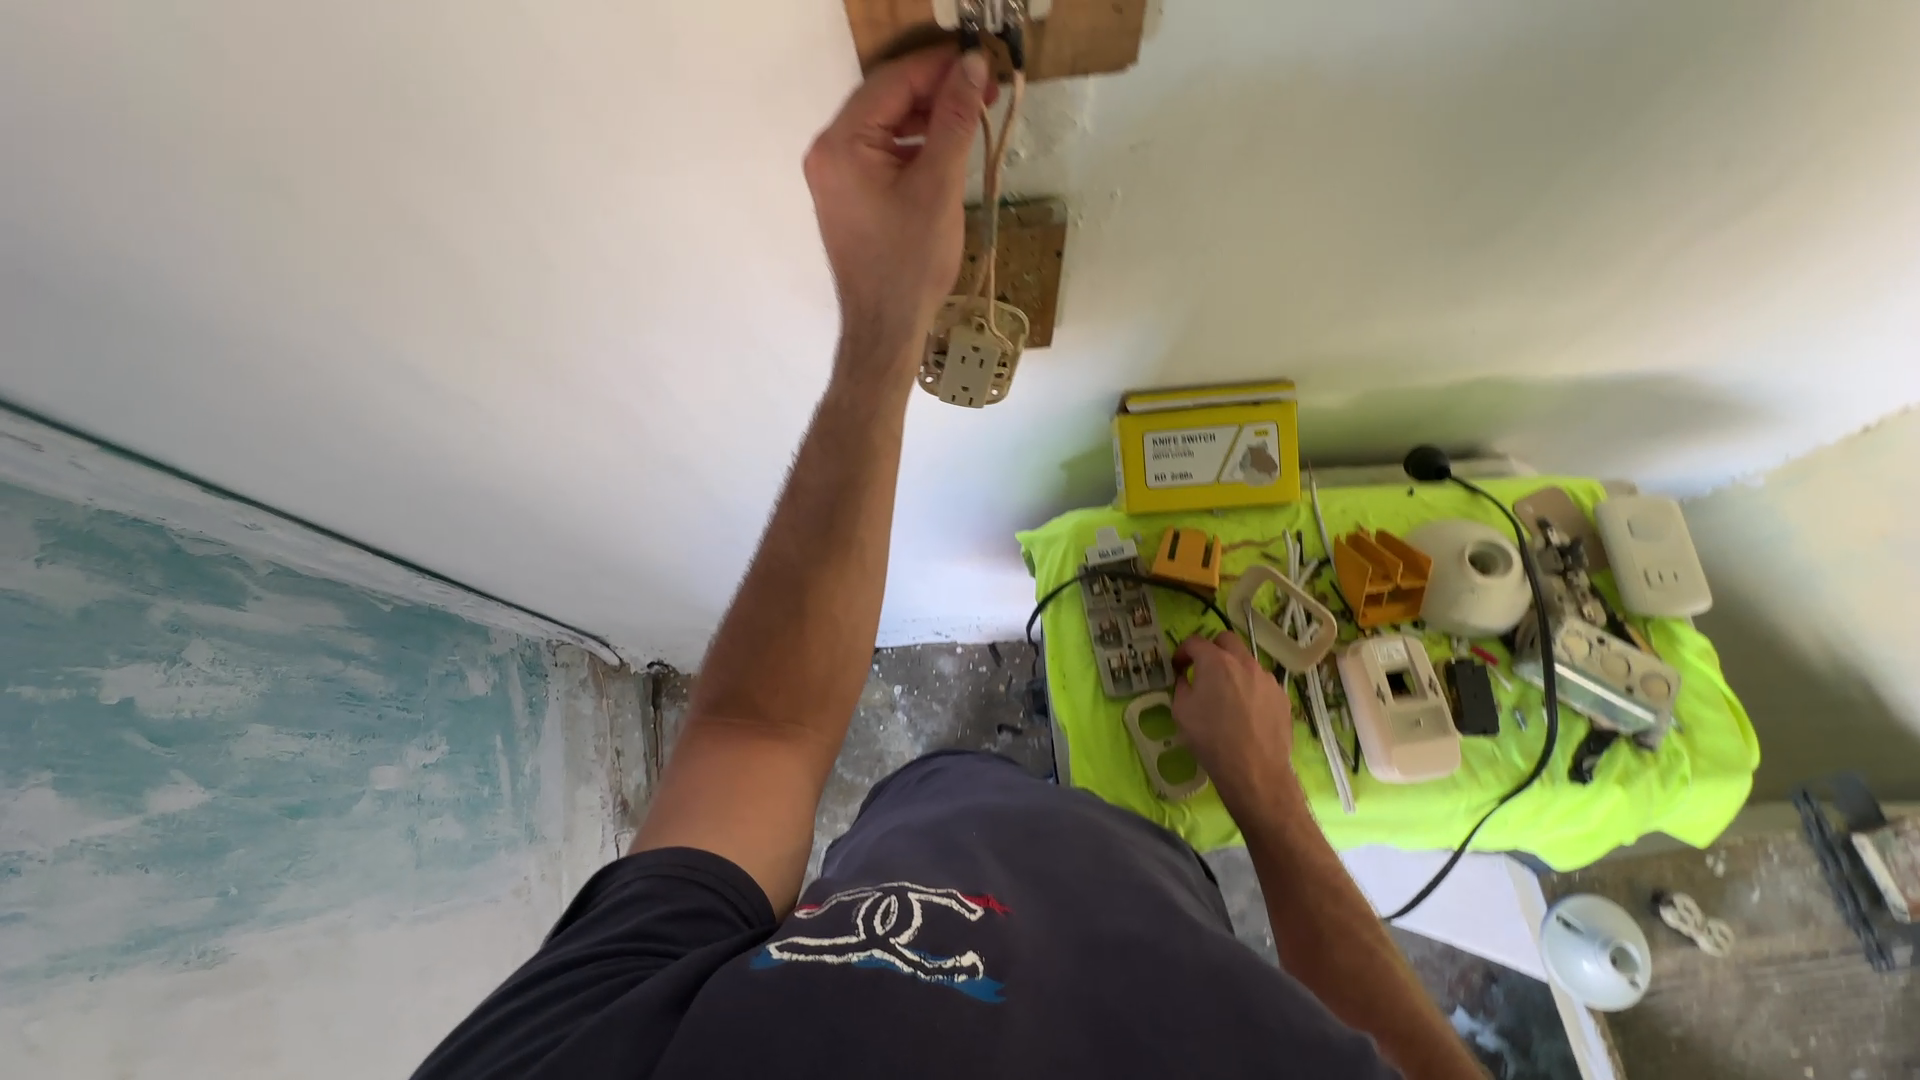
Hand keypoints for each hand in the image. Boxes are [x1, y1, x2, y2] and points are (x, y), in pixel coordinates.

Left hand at [804, 47, 993, 377]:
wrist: (886, 328)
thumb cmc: (910, 265)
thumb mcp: (939, 187)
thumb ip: (954, 121)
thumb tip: (971, 68)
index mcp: (841, 145)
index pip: (892, 83)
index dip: (939, 68)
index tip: (981, 64)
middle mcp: (828, 154)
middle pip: (885, 101)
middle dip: (935, 93)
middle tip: (983, 92)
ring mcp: (834, 177)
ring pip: (884, 127)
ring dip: (927, 119)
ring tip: (971, 119)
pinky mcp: (847, 197)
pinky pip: (881, 155)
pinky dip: (913, 147)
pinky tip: (944, 150)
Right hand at [1171, 631, 1302, 812]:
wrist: (1254, 769)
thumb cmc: (1210, 738)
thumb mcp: (1181, 711)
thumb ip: (1182, 687)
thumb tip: (1187, 679)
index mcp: (1215, 661)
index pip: (1195, 642)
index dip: (1182, 651)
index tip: (1178, 666)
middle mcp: (1244, 662)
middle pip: (1226, 640)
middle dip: (1212, 649)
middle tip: (1203, 670)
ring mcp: (1267, 678)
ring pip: (1247, 661)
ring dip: (1233, 669)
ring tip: (1227, 695)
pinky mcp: (1282, 696)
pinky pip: (1261, 683)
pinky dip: (1250, 688)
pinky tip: (1246, 712)